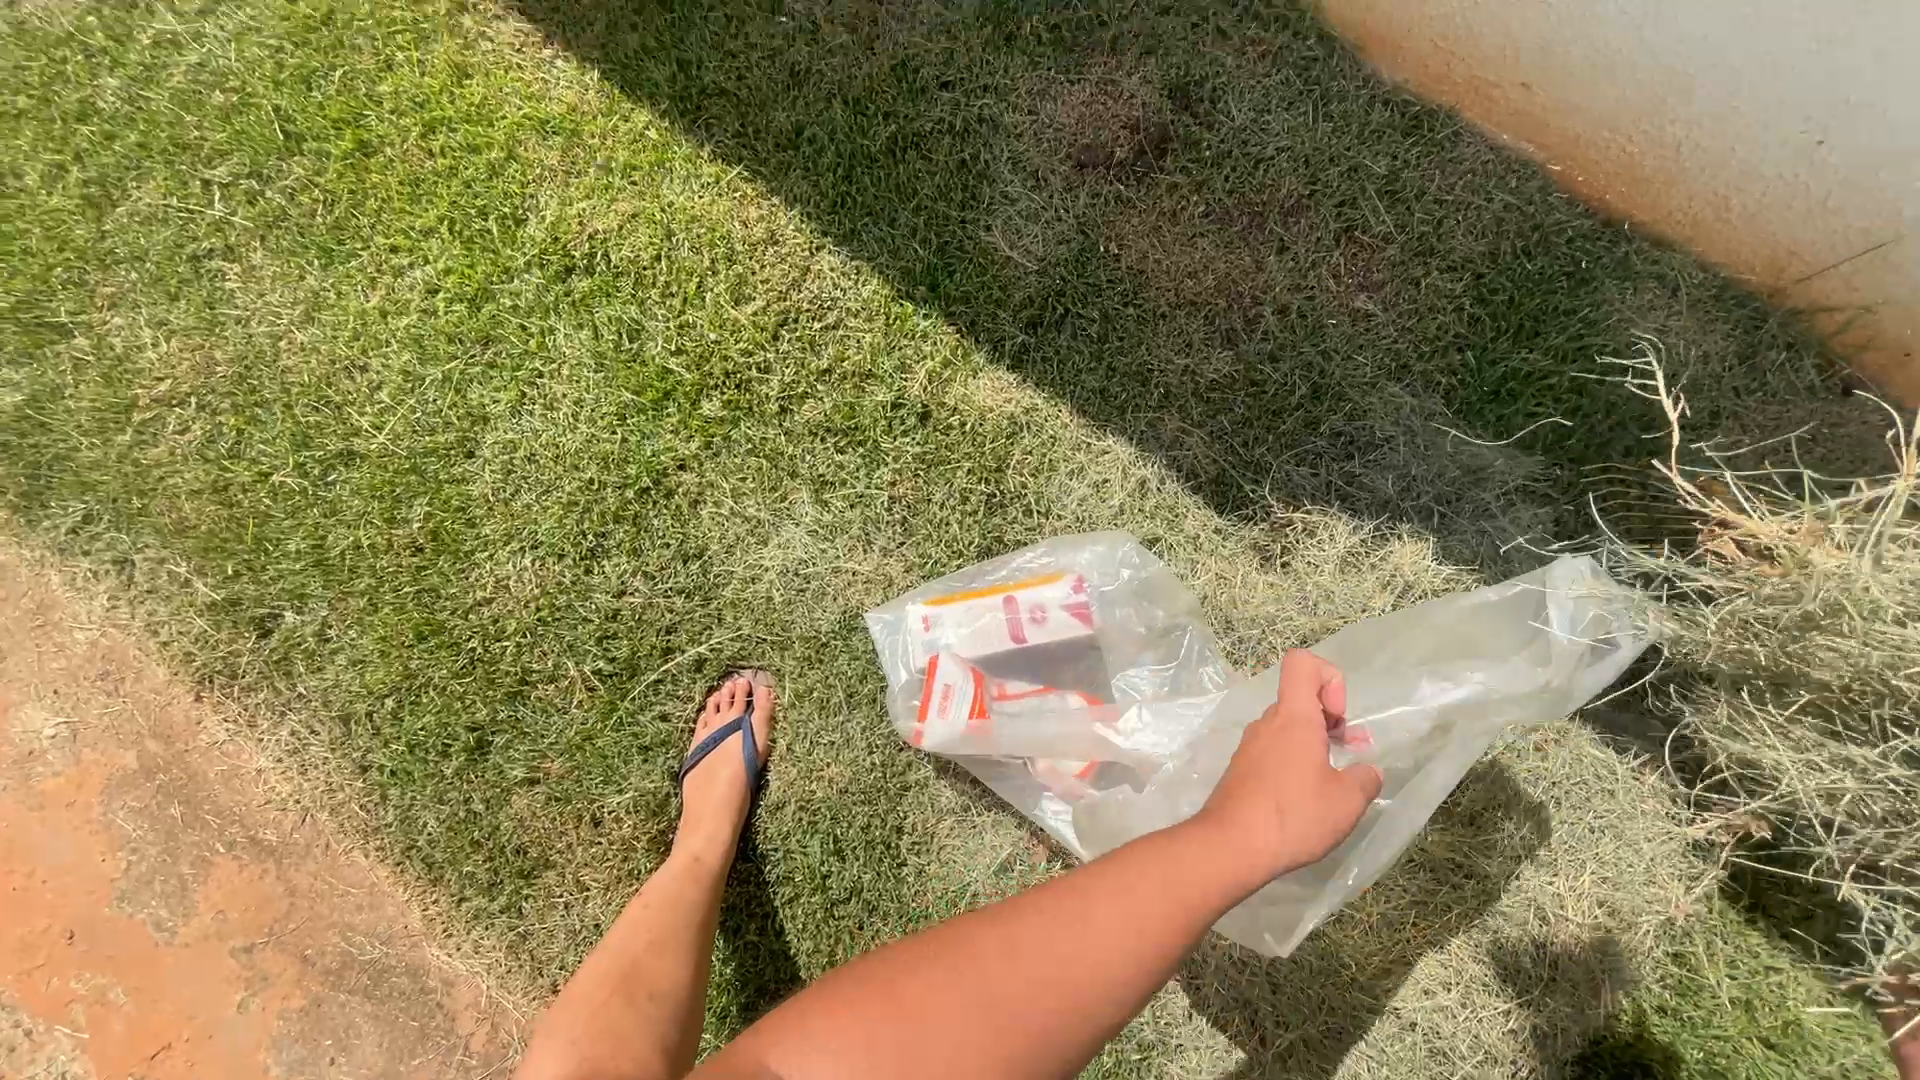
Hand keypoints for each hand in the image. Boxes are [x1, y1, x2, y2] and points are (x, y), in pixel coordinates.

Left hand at [1195, 649, 1383, 880]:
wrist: (1232, 843)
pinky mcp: (1243, 768)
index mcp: (1293, 718)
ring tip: (1338, 775)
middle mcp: (1268, 723)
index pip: (1301, 664)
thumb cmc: (1294, 815)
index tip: (1340, 717)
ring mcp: (1251, 745)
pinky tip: (1309, 793)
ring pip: (1289, 727)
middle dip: (1331, 718)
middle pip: (1300, 699)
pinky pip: (1274, 749)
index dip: (1329, 678)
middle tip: (1352, 749)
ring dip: (1316, 741)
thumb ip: (1364, 779)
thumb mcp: (1347, 801)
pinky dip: (1296, 759)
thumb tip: (1367, 772)